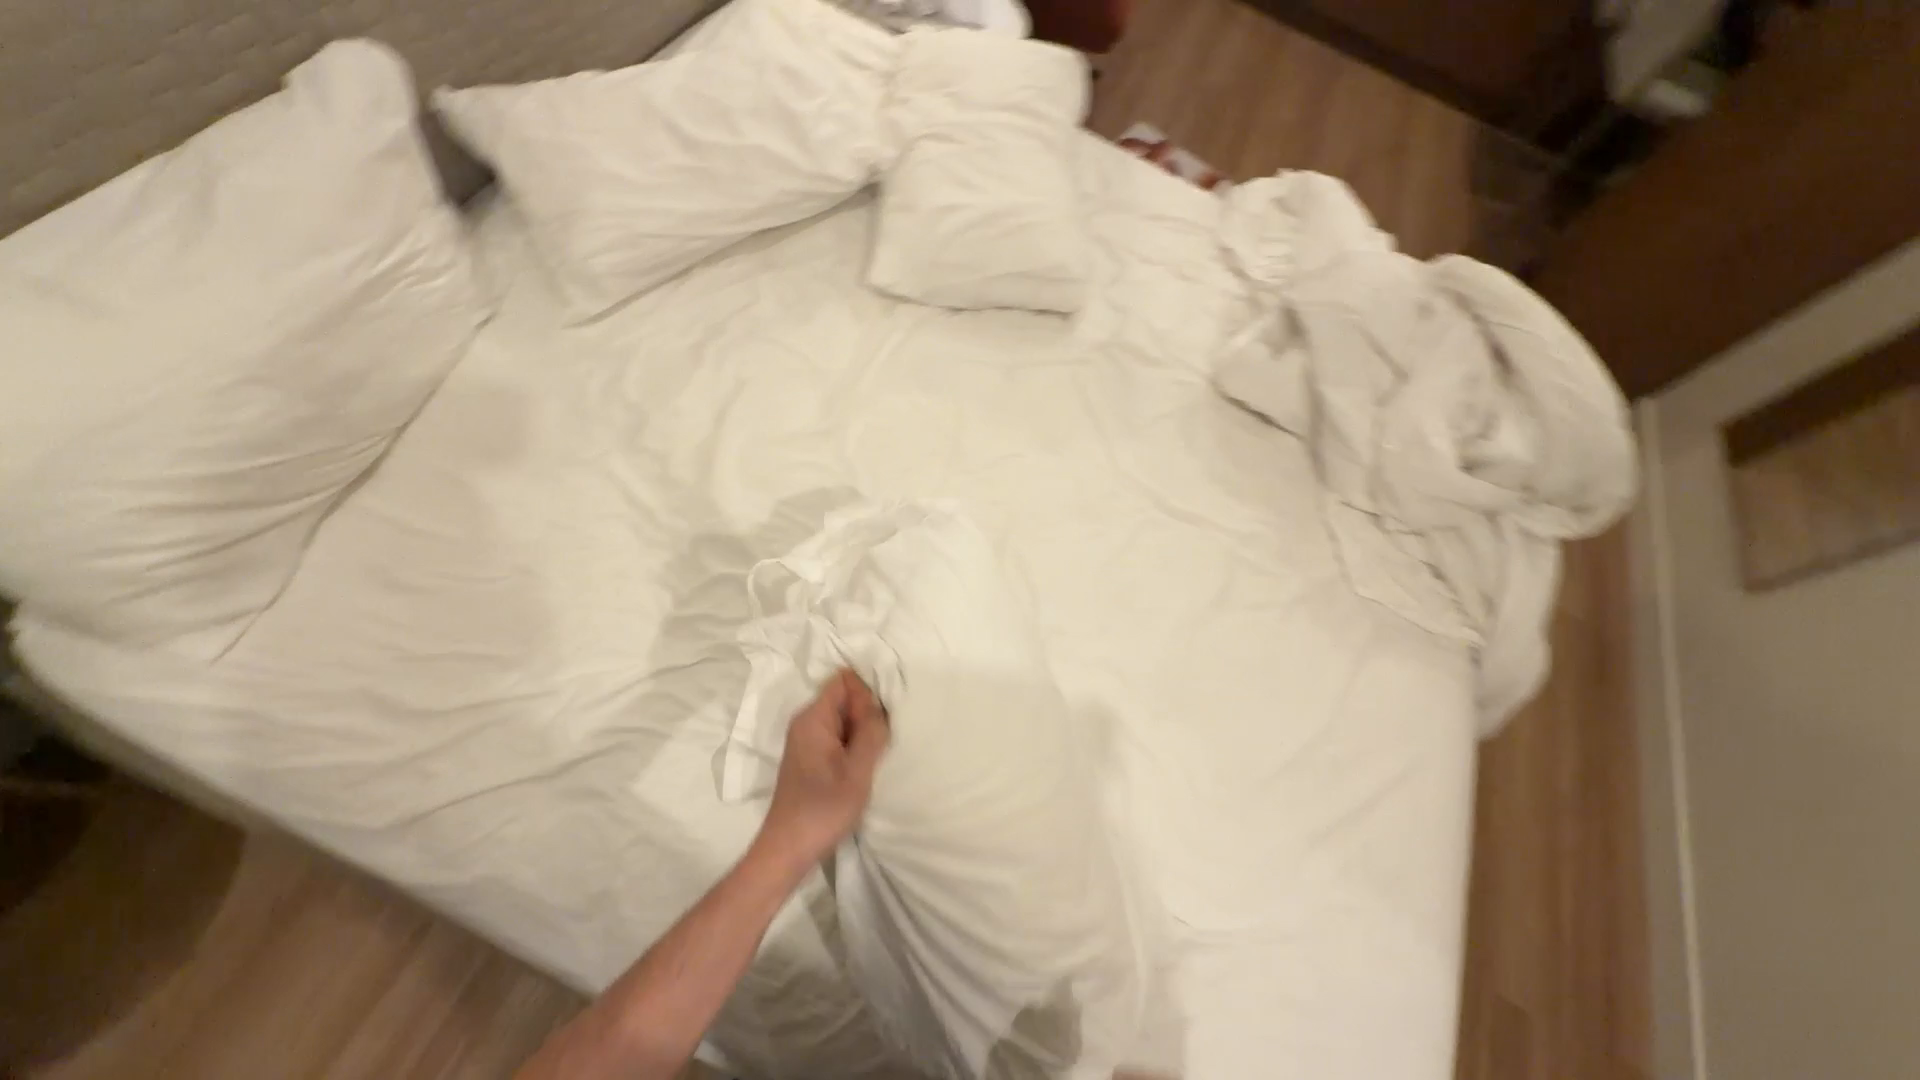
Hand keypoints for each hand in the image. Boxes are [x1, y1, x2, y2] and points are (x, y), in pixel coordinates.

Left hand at [754, 669, 890, 874]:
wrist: (788, 849)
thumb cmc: (823, 809)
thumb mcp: (857, 770)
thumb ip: (871, 731)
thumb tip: (878, 702)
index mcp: (814, 718)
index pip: (844, 680)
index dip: (867, 692)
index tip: (883, 717)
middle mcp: (806, 722)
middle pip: (844, 697)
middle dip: (867, 711)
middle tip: (884, 738)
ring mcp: (806, 740)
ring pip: (843, 718)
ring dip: (862, 730)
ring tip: (879, 752)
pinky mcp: (809, 757)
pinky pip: (836, 736)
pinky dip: (853, 744)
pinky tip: (865, 764)